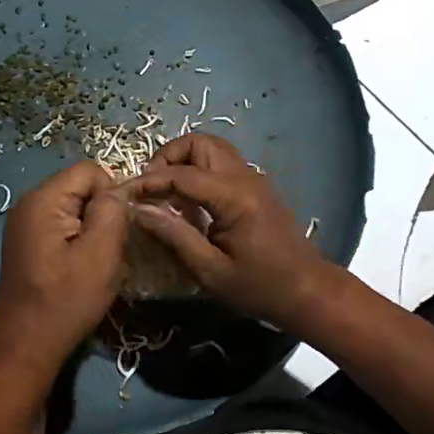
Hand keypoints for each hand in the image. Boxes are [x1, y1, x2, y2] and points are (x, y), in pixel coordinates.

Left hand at [0, 160, 129, 384]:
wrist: (24, 346)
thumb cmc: (66, 301)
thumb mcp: (100, 254)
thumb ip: (112, 211)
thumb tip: (119, 189)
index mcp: (43, 199)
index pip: (90, 170)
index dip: (112, 194)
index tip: (118, 230)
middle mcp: (29, 203)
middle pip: (80, 187)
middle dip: (101, 211)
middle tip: (107, 250)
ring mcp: (24, 223)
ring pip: (74, 207)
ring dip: (91, 229)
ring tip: (94, 262)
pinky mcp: (27, 242)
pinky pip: (61, 225)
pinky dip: (77, 240)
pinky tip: (78, 268)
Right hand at [130, 134, 336, 328]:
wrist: (307, 290)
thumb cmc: (259, 287)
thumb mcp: (210, 271)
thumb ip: (175, 236)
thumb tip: (139, 209)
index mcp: (234, 198)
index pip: (183, 175)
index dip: (150, 181)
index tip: (126, 193)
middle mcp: (245, 178)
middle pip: (200, 143)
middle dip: (168, 157)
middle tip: (151, 186)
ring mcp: (253, 178)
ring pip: (212, 147)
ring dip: (184, 160)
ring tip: (166, 190)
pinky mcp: (255, 186)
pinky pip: (221, 162)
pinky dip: (198, 168)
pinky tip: (188, 199)